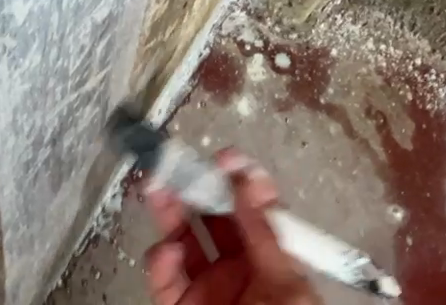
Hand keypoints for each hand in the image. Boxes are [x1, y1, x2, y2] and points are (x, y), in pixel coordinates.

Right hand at [143, 151, 321, 304]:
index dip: (240, 178)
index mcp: (274, 258)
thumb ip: (264, 232)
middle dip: (194, 184)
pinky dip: (159, 263)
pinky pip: (166, 282)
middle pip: (211, 215)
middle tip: (177, 159)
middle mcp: (239, 269)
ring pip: (182, 238)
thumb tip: (247, 178)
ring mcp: (209, 290)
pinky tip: (164, 252)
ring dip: (168, 211)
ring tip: (157, 186)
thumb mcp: (288, 285)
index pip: (254, 207)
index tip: (226, 156)